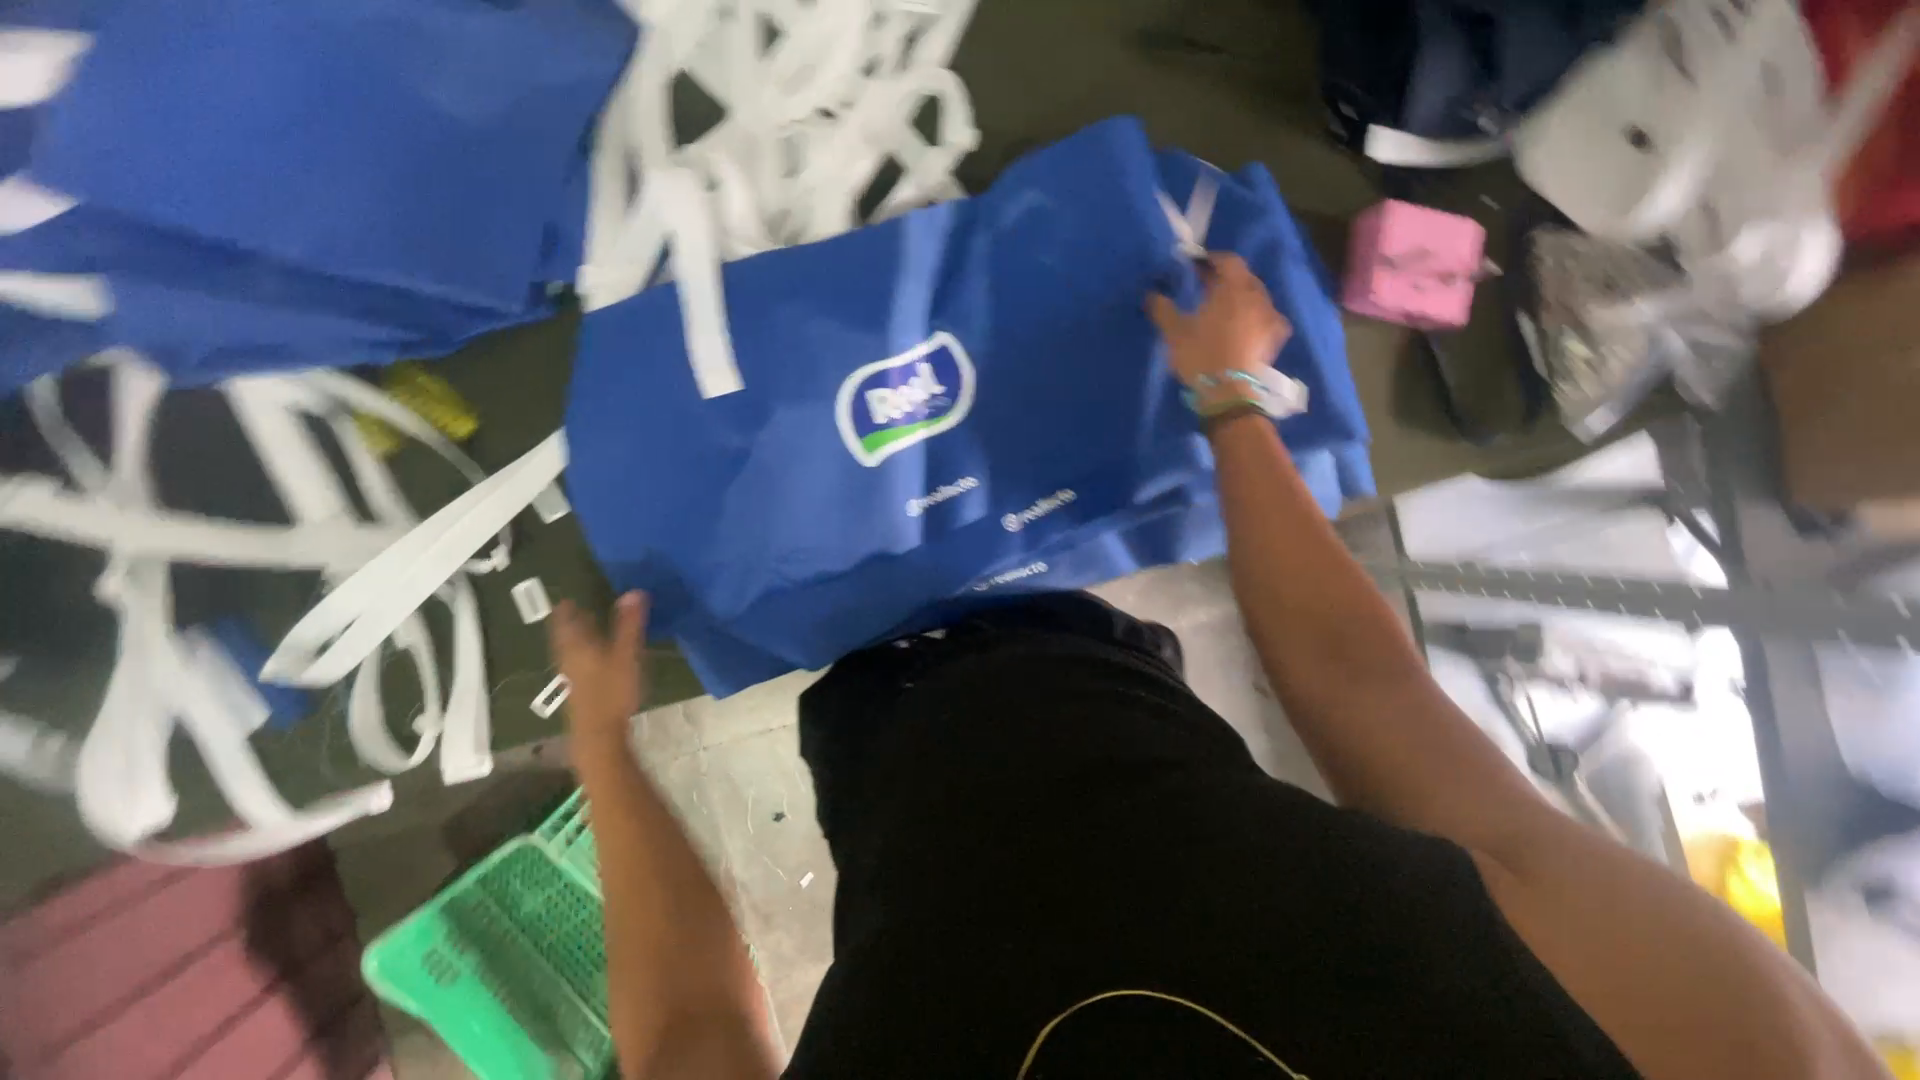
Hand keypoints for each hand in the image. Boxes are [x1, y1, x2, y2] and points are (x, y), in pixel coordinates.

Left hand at [548, 592, 649, 739]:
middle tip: (579, 608)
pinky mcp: (579, 690)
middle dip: (571, 621)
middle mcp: (569, 658)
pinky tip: (597, 656)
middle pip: (565, 635)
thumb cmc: (611, 691)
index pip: (565, 620)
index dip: (566, 608)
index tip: (568, 597)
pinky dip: (584, 652)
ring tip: (589, 628)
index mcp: (576, 645)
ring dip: (578, 637)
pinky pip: (578, 662)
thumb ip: (629, 624)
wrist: (598, 734)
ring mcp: (572, 676)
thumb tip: (634, 591)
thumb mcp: (626, 654)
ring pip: (570, 650)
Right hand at [1147, 253, 1292, 386]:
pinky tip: (1249, 324)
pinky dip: (1257, 316)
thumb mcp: (1173, 331)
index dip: (1211, 259)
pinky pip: (1267, 318)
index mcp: (1233, 287)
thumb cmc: (1200, 355)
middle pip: (1243, 277)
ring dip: (1241, 297)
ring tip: (1225, 308)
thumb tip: (1151, 294)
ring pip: (1256, 296)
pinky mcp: (1275, 337)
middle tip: (1207, 286)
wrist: (1228, 392)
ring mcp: (1270, 316)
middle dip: (1226, 278)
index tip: (1196, 265)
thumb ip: (1162, 308)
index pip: (1228, 260)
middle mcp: (1256, 295)